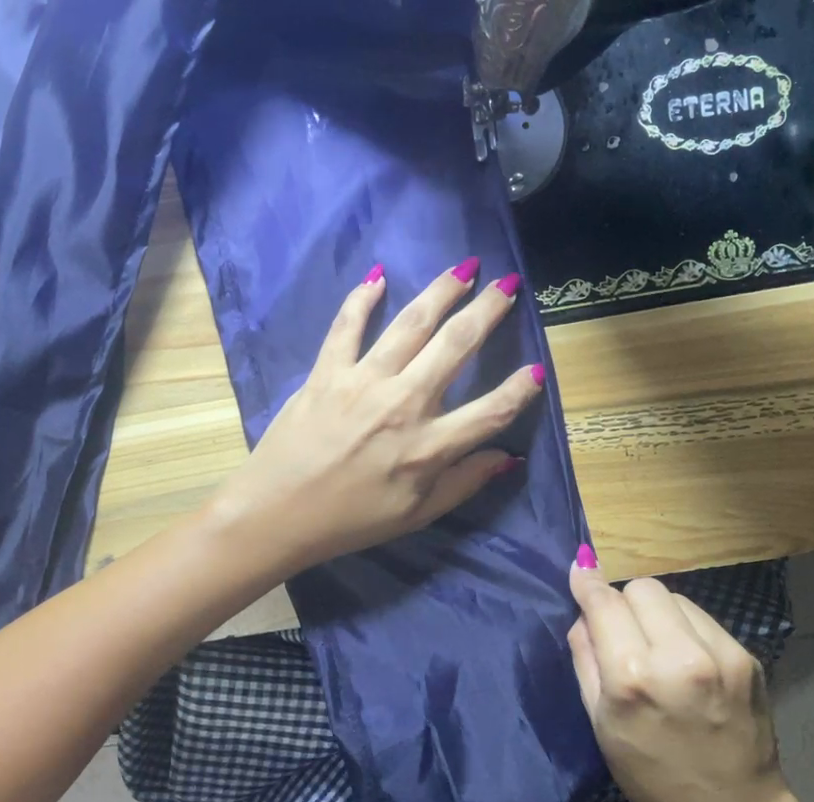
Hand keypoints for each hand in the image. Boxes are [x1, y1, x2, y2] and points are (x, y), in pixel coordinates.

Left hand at [205, 259, 543, 571]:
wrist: (277, 514)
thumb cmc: (350, 521)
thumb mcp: (414, 515)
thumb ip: (463, 483)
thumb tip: (506, 457)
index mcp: (428, 447)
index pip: (490, 411)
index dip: (520, 391)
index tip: (536, 370)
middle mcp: (403, 404)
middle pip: (456, 346)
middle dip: (488, 311)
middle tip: (508, 285)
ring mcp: (363, 382)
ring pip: (411, 324)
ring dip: (441, 291)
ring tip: (464, 269)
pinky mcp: (326, 372)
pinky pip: (347, 326)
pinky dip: (362, 299)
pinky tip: (378, 277)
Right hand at [567, 555, 797, 801]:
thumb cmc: (653, 781)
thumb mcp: (601, 727)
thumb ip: (585, 661)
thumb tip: (582, 614)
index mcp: (632, 679)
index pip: (605, 604)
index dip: (588, 584)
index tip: (579, 569)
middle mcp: (678, 656)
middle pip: (642, 588)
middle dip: (624, 603)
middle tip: (622, 634)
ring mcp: (720, 654)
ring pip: (675, 597)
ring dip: (657, 614)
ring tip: (657, 651)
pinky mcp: (747, 658)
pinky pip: (703, 619)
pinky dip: (685, 630)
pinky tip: (687, 663)